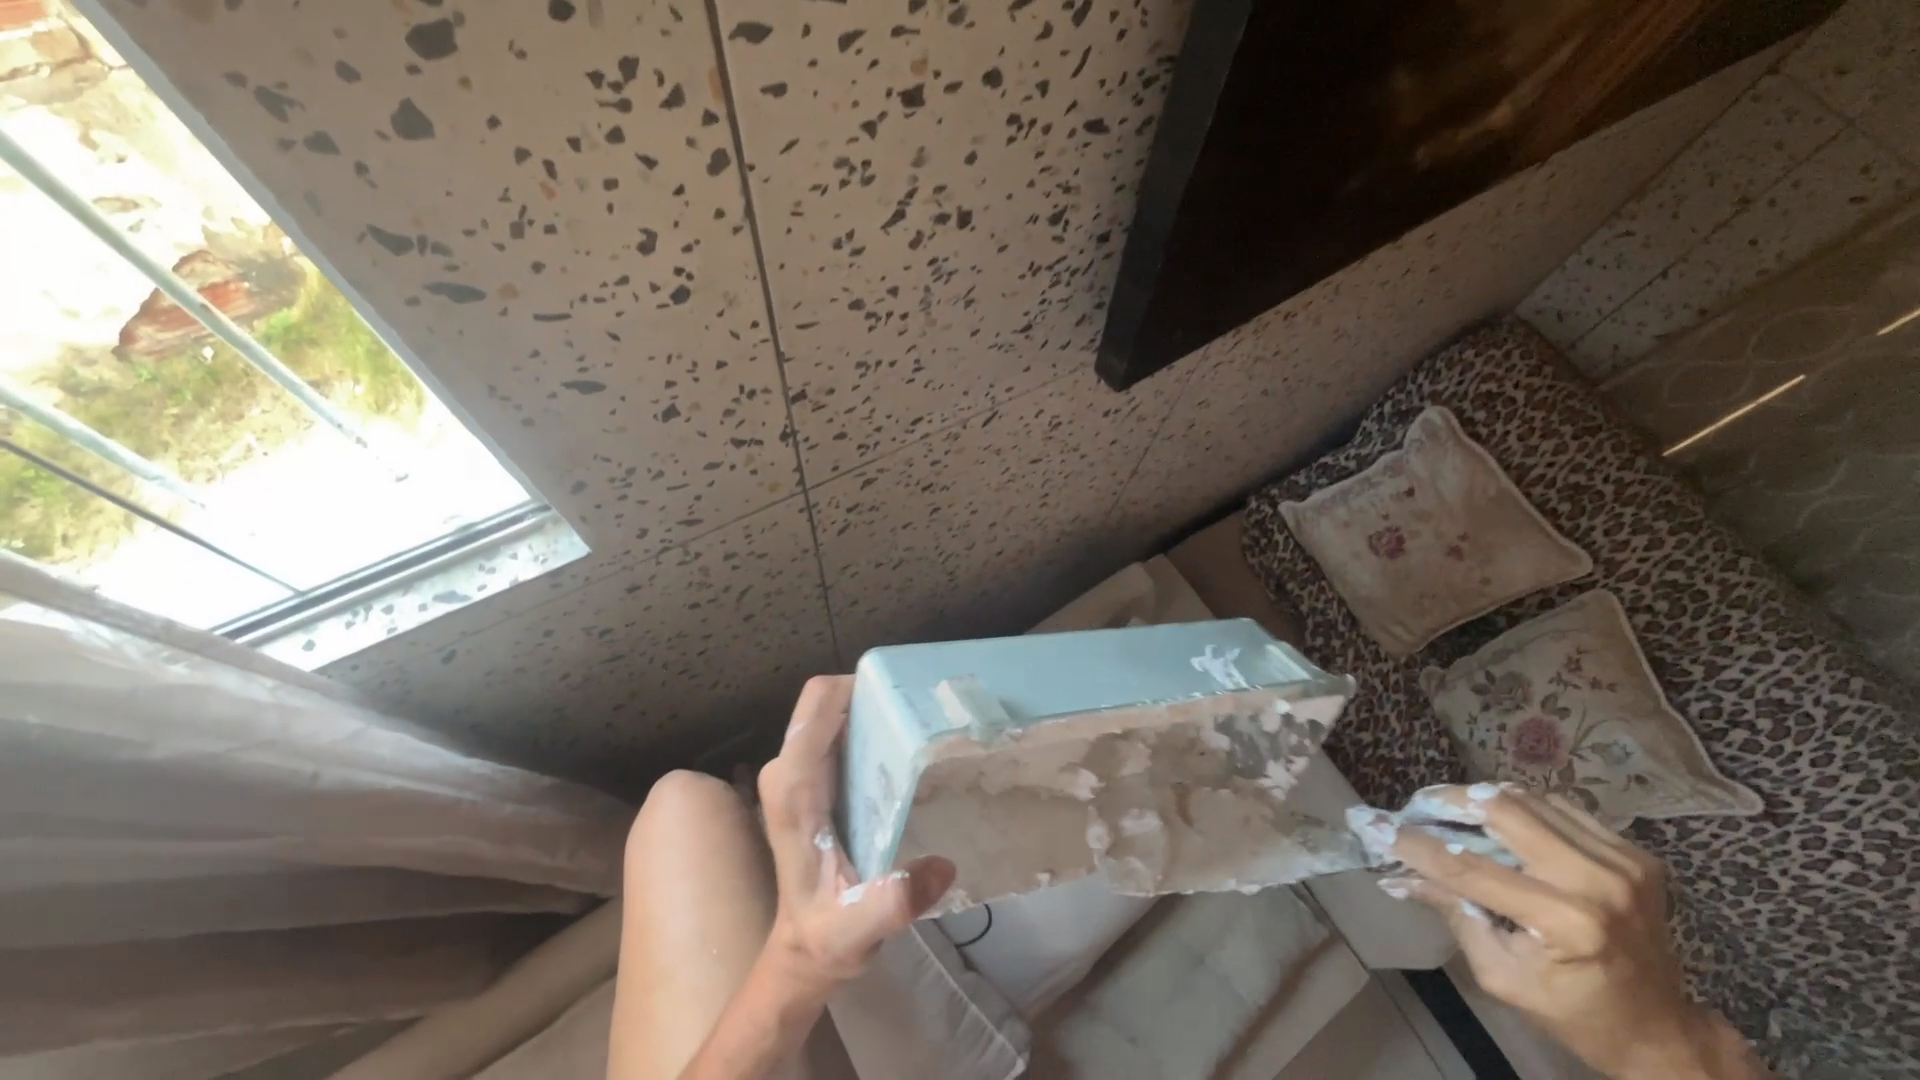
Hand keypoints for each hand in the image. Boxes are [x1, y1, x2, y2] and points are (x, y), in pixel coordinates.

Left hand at [756, 676, 955, 990]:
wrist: (804, 951)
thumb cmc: (826, 936)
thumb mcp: (858, 928)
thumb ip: (892, 900)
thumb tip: (941, 867)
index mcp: (794, 787)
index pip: (818, 705)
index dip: (859, 686)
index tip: (909, 697)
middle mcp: (788, 770)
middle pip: (828, 702)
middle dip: (873, 695)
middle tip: (928, 709)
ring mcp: (797, 775)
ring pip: (835, 715)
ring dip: (875, 711)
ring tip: (925, 723)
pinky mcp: (813, 783)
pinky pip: (840, 735)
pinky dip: (871, 730)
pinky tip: (908, 749)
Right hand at [1372, 785, 1766, 1079]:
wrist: (1661, 1029)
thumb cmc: (1572, 1012)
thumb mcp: (1500, 973)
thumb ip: (1452, 913)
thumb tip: (1393, 874)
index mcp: (1566, 923)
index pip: (1468, 868)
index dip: (1412, 843)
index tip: (1369, 821)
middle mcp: (1598, 882)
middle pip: (1503, 811)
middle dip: (1447, 803)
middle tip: (1414, 805)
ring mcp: (1624, 862)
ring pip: (1530, 800)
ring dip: (1480, 800)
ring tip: (1447, 807)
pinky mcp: (1636, 853)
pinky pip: (1562, 808)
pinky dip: (1521, 807)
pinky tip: (1498, 818)